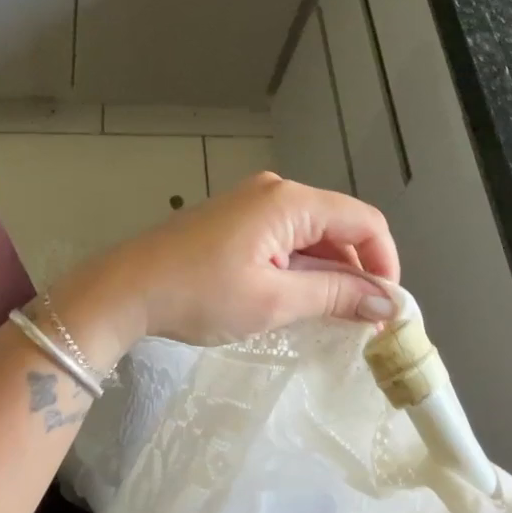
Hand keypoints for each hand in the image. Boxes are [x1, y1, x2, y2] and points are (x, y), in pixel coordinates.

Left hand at [53, 173, 400, 356]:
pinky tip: (298, 300)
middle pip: (340, 225)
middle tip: (362, 322)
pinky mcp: (238, 218)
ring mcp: (254, 202)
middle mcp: (277, 190)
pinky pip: (287, 237)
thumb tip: (386, 302)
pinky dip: (302, 267)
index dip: (385, 263)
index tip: (386, 309)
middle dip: (357, 271)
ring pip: (314, 233)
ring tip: (331, 318)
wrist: (125, 288)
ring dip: (329, 272)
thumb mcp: (274, 301)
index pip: (364, 221)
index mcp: (290, 201)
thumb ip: (336, 296)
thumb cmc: (200, 294)